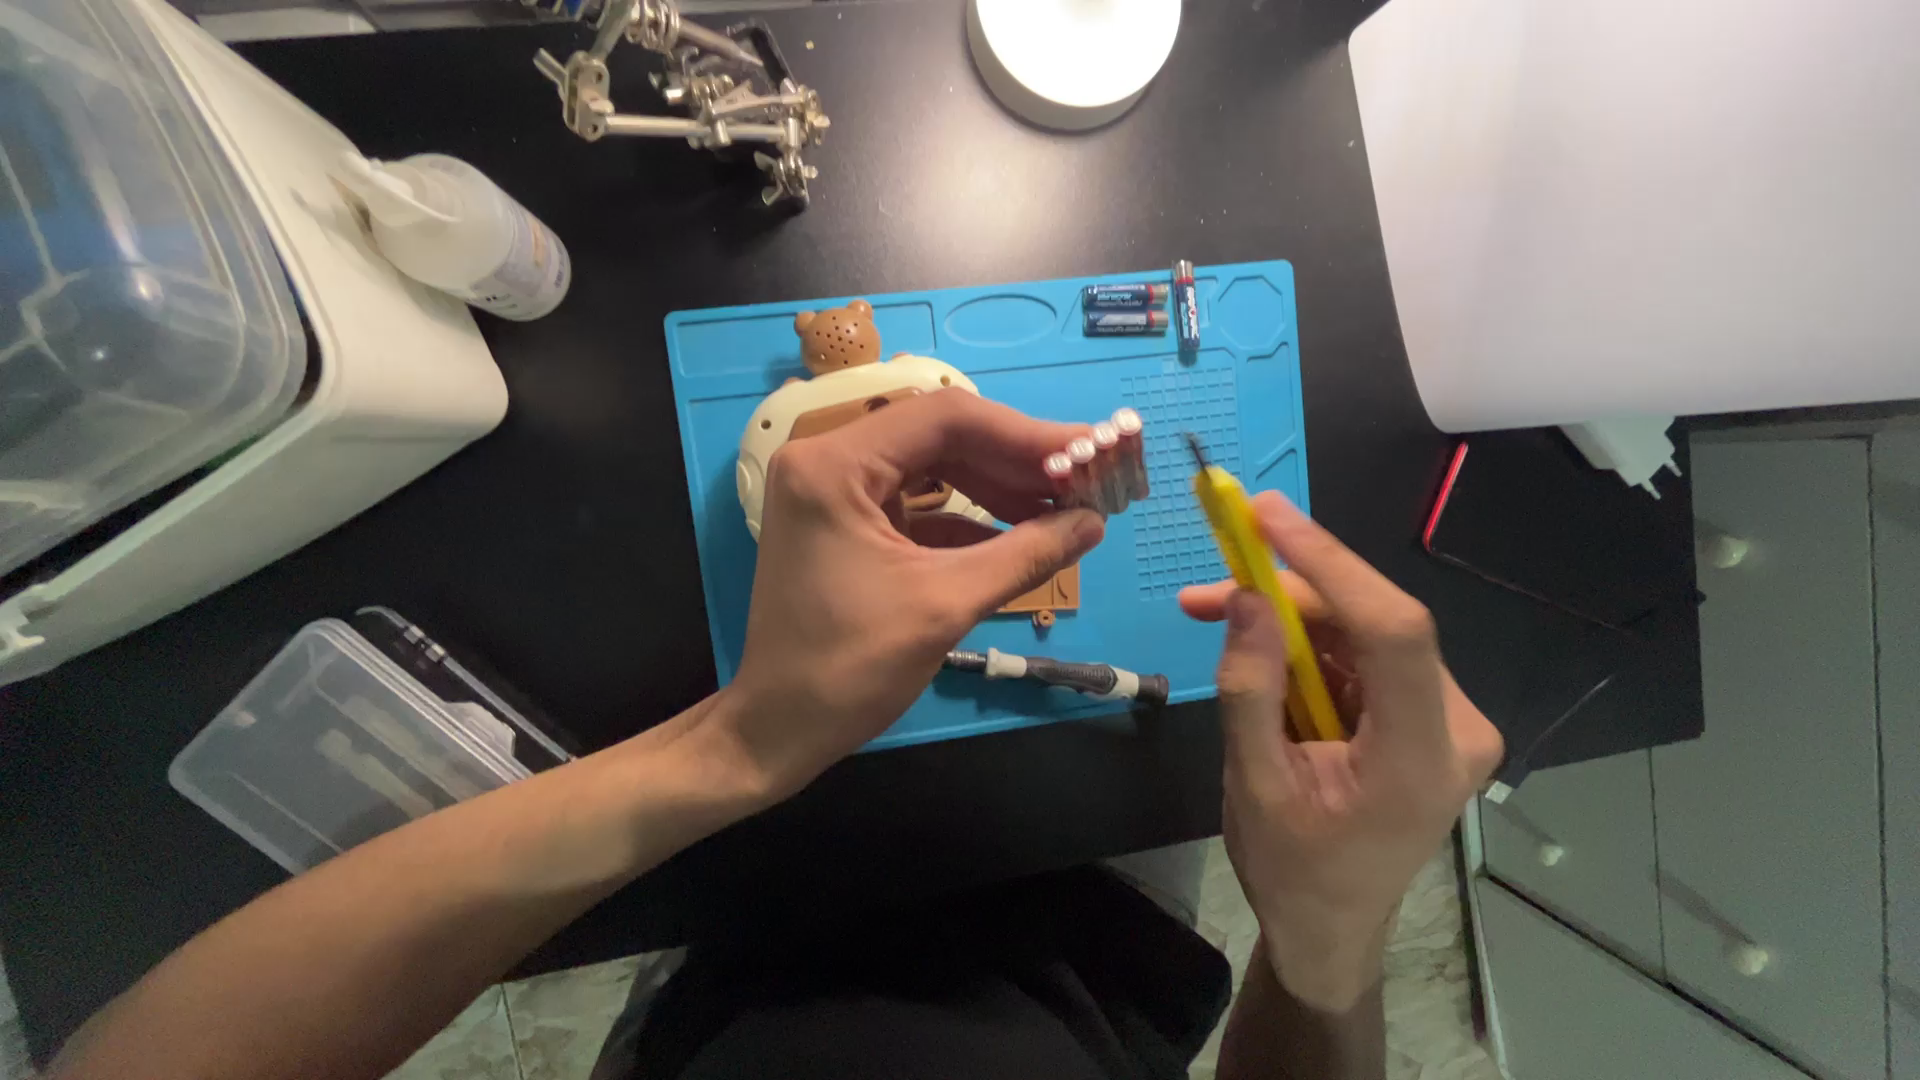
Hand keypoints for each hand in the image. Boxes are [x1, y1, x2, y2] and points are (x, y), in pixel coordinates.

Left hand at [715, 390, 1104, 796]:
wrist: (780, 728)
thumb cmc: (851, 670)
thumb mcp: (946, 606)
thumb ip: (1026, 555)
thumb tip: (1093, 522)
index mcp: (836, 465)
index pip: (946, 418)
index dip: (1026, 434)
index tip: (1090, 453)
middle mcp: (828, 460)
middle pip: (941, 436)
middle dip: (1015, 461)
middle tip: (1084, 481)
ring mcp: (835, 490)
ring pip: (933, 466)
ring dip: (997, 487)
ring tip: (1061, 508)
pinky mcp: (846, 519)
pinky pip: (917, 501)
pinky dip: (968, 516)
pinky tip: (1018, 532)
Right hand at [1179, 492, 1501, 1011]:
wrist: (1328, 926)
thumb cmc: (1291, 868)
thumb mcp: (1254, 781)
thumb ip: (1250, 688)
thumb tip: (1245, 597)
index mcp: (1422, 756)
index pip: (1394, 632)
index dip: (1330, 563)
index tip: (1264, 515)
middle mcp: (1453, 726)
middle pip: (1372, 623)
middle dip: (1286, 591)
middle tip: (1207, 583)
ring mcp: (1441, 719)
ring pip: (1358, 631)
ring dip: (1283, 616)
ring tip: (1207, 609)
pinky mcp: (1417, 716)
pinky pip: (1355, 654)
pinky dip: (1299, 641)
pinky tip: (1251, 644)